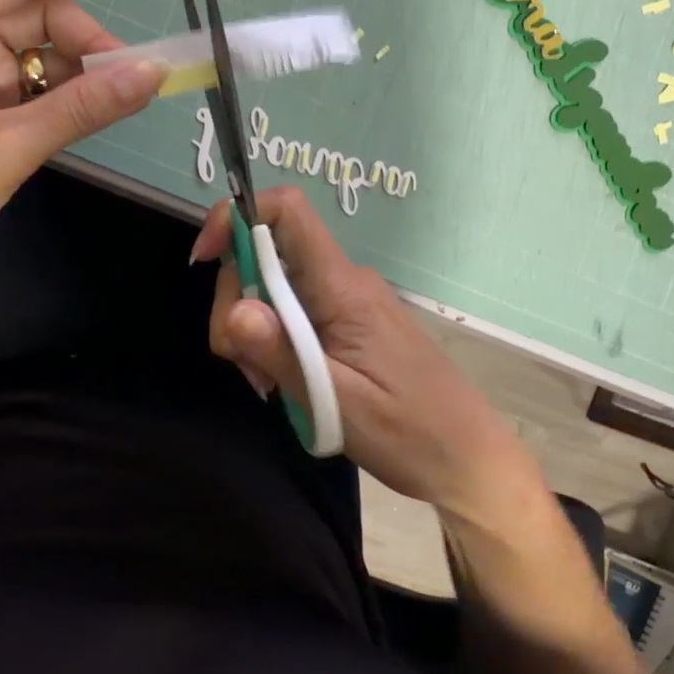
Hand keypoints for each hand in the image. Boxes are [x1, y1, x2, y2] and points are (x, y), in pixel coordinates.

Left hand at [0, 0, 166, 344]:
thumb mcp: (6, 145)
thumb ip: (82, 106)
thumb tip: (154, 72)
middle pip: (38, 14)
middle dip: (86, 39)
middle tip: (130, 76)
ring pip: (41, 55)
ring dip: (79, 73)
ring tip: (113, 100)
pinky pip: (34, 90)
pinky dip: (64, 99)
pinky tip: (90, 114)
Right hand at [193, 187, 545, 528]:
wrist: (467, 461)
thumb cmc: (409, 433)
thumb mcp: (336, 401)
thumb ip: (282, 354)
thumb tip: (235, 310)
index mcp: (343, 288)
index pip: (288, 211)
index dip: (237, 218)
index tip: (205, 259)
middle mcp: (342, 281)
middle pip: (264, 257)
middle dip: (235, 302)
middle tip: (245, 366)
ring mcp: (343, 301)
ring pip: (270, 288)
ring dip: (250, 330)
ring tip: (269, 383)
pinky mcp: (343, 322)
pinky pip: (289, 312)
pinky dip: (270, 341)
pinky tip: (282, 381)